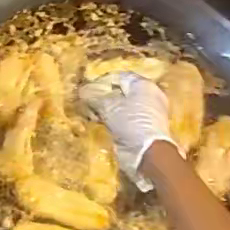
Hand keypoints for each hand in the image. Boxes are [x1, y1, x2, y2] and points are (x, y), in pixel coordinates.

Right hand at [78, 72, 175, 189]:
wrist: (147, 153)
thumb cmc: (130, 122)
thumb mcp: (108, 105)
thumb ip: (93, 96)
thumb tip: (82, 90)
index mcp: (143, 85)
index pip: (119, 76)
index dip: (101, 81)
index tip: (86, 89)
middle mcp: (148, 97)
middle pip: (120, 92)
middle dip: (102, 97)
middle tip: (86, 103)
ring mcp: (147, 114)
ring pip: (121, 107)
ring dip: (105, 110)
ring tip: (91, 115)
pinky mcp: (143, 129)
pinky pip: (124, 120)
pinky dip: (112, 121)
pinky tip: (100, 124)